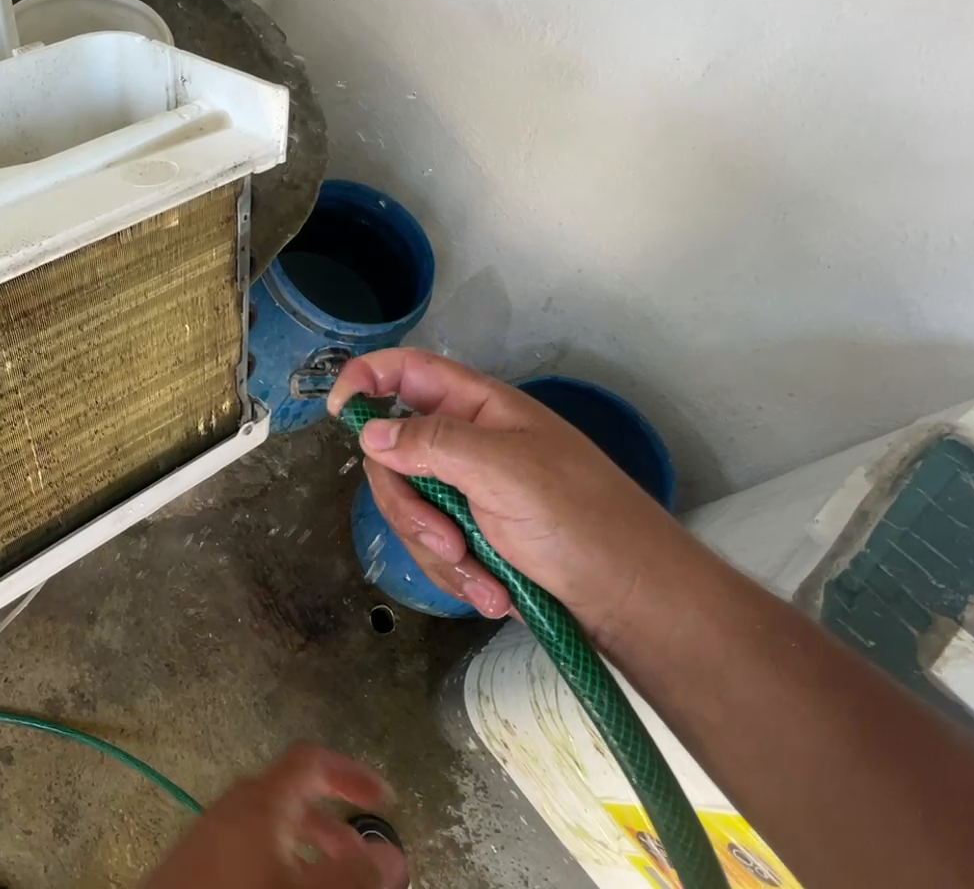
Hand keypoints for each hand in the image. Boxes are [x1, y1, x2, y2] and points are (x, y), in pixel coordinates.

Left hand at [140, 744, 405, 888]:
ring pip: (274, 823)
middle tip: (365, 857)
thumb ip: (352, 874)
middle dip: (335, 821)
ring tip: (334, 879)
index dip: (351, 771)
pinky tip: (289, 884)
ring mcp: (214, 828)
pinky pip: (252, 843)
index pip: (311, 759)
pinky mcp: (200, 856)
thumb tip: (392, 854)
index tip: (386, 798)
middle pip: (294, 793)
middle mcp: (237, 802)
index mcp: (263, 799)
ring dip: (311, 845)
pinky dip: (283, 857)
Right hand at [328, 349, 688, 649]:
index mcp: (477, 409)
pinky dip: (451, 572)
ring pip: (404, 506)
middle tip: (444, 538)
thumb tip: (369, 433)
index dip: (367, 378)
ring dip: (434, 548)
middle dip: (409, 505)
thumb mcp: (507, 472)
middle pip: (391, 454)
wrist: (634, 601)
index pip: (407, 371)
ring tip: (482, 577)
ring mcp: (462, 491)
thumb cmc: (583, 521)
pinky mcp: (465, 534)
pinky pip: (425, 544)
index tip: (340, 413)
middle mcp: (463, 444)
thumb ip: (433, 444)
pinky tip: (490, 593)